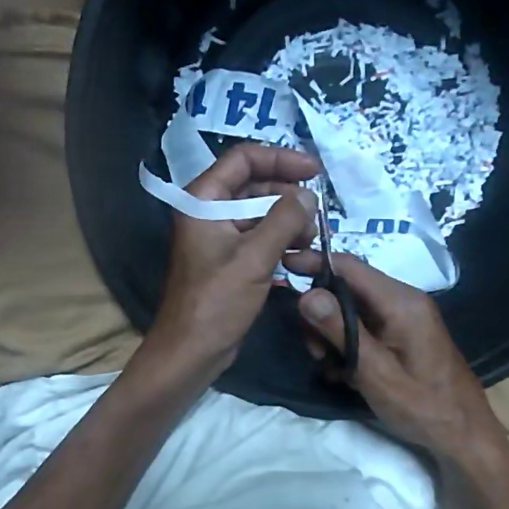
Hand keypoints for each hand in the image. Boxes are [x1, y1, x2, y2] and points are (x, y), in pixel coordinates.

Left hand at [146, 143, 320, 376]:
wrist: (191, 349)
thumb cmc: (217, 300)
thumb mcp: (255, 256)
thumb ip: (284, 219)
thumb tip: (308, 195)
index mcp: (203, 200)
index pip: (243, 159)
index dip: (281, 158)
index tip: (315, 171)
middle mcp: (207, 211)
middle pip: (254, 184)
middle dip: (288, 194)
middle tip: (317, 214)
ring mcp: (217, 235)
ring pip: (259, 211)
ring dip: (288, 219)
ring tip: (311, 239)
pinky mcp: (228, 258)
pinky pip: (258, 236)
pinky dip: (280, 239)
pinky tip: (300, 254)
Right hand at [286, 250, 508, 468]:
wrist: (464, 437)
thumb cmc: (423, 407)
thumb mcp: (376, 372)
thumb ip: (341, 331)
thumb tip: (307, 294)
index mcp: (401, 303)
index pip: (350, 266)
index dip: (314, 262)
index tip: (282, 267)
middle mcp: (403, 301)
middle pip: (347, 287)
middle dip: (320, 313)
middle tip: (313, 350)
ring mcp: (403, 318)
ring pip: (350, 309)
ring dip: (330, 333)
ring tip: (329, 366)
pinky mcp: (400, 334)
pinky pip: (362, 326)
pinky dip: (346, 344)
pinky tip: (345, 373)